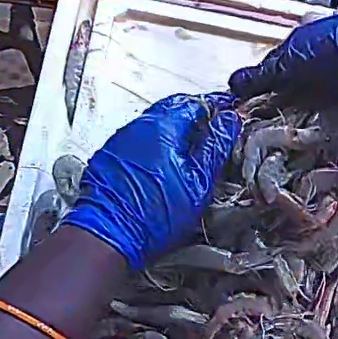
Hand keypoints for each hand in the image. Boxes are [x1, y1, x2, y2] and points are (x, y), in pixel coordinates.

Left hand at [62, 93, 241, 268]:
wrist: (108, 235)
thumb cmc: (152, 216)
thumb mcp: (198, 183)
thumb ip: (215, 148)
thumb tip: (229, 122)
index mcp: (163, 127)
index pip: (196, 103)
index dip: (217, 107)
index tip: (228, 114)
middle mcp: (138, 126)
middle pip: (174, 109)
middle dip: (196, 117)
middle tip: (213, 130)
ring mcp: (120, 140)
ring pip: (155, 125)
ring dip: (174, 131)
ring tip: (190, 149)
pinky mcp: (109, 156)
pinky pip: (137, 140)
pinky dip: (155, 144)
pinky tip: (163, 163)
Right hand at [228, 0, 337, 100]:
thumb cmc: (334, 48)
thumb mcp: (291, 63)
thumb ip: (263, 75)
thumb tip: (232, 84)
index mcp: (300, 32)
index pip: (277, 58)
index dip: (267, 79)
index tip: (261, 99)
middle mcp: (320, 37)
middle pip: (297, 67)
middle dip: (289, 85)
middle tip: (281, 109)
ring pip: (317, 76)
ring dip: (310, 91)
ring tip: (303, 111)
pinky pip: (337, 83)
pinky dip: (330, 94)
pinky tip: (329, 105)